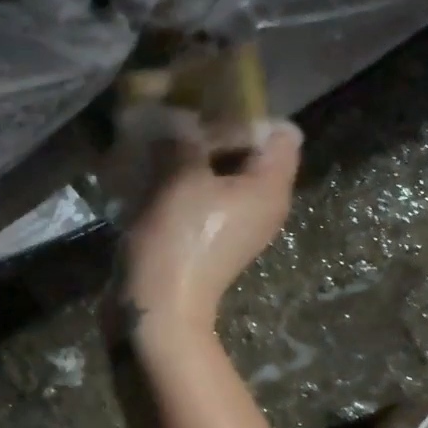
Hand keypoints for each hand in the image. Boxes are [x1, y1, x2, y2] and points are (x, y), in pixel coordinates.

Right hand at [110, 117, 302, 340]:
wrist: (156, 315)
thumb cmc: (178, 244)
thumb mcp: (180, 177)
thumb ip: (183, 137)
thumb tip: (175, 119)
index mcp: (271, 187)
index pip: (278, 130)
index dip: (245, 113)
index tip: (204, 112)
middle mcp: (261, 206)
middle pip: (246, 153)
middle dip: (210, 136)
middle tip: (171, 127)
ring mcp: (233, 229)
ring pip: (218, 179)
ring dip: (188, 164)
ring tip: (154, 154)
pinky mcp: (207, 246)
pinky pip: (200, 204)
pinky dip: (179, 191)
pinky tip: (149, 187)